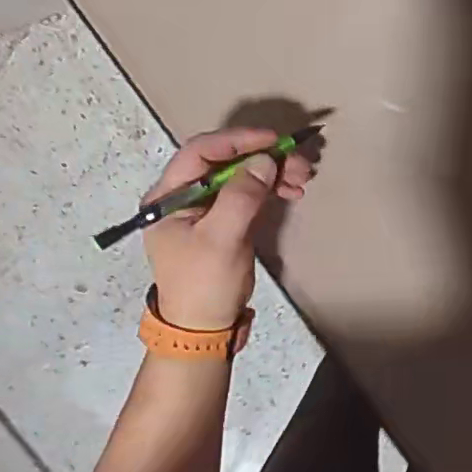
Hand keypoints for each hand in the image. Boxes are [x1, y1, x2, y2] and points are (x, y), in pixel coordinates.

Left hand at [142, 128, 313, 329]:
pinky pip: (248, 195)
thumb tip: (264, 160)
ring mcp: (206, 209)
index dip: (237, 141)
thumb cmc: (204, 286)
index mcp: (168, 196)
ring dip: (272, 173)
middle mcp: (185, 196)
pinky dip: (270, 190)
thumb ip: (240, 197)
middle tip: (298, 163)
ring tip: (302, 177)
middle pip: (225, 162)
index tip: (272, 140)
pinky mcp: (225, 222)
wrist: (203, 331)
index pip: (200, 152)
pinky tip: (292, 190)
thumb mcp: (220, 240)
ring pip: (241, 177)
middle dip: (262, 158)